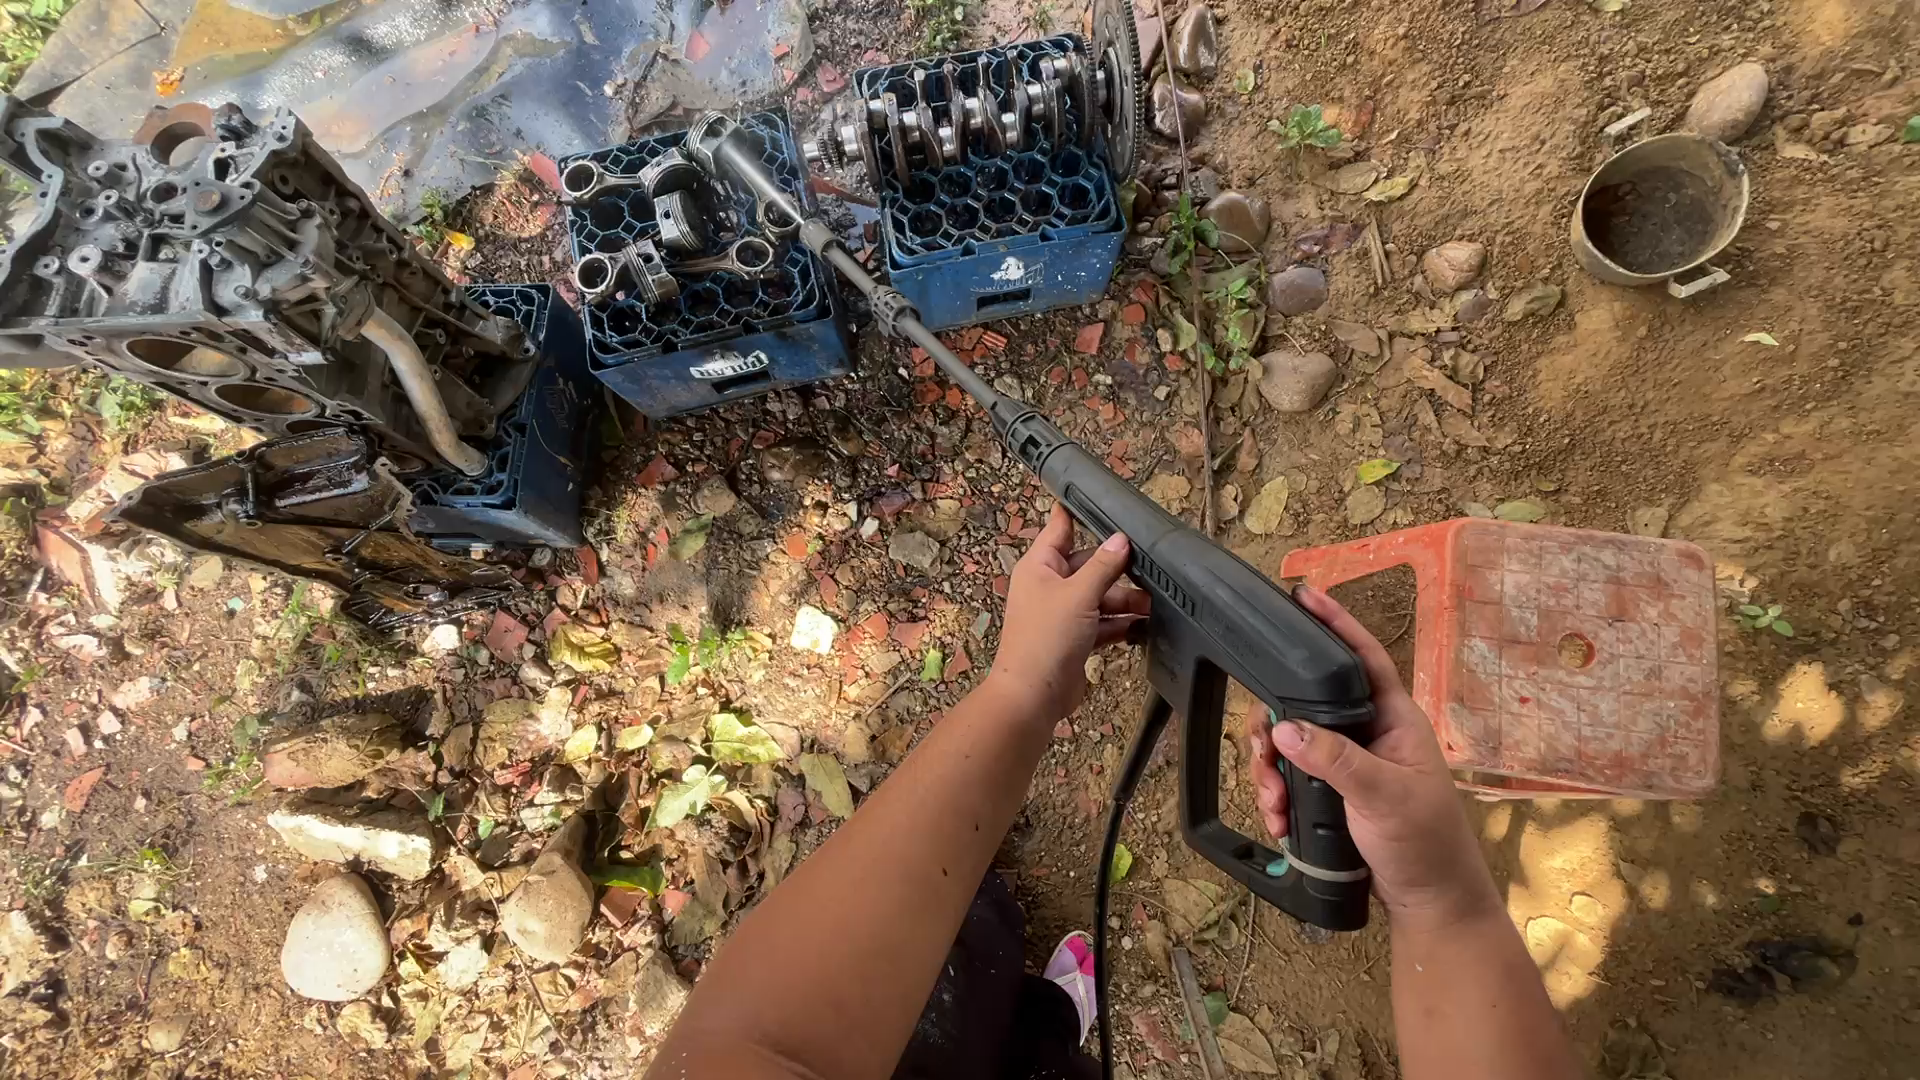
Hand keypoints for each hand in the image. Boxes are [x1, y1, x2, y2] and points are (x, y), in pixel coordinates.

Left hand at [986, 504, 1150, 719]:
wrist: (1033, 695)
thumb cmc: (1046, 638)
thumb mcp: (1078, 595)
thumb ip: (1103, 566)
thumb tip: (1121, 540)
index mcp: (1039, 566)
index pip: (1060, 528)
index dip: (1079, 512)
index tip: (1103, 498)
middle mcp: (1048, 585)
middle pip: (1088, 565)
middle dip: (1117, 570)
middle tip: (1149, 570)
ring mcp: (1061, 613)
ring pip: (1098, 596)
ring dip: (1123, 600)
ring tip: (1154, 605)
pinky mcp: (1074, 638)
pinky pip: (1101, 623)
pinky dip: (1119, 624)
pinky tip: (1143, 626)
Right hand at [1246, 585, 1499, 931]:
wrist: (1430, 905)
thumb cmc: (1426, 844)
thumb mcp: (1384, 798)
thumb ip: (1335, 760)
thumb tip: (1283, 728)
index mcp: (1392, 720)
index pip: (1363, 658)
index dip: (1335, 623)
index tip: (1304, 595)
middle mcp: (1364, 732)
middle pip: (1304, 703)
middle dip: (1274, 731)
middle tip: (1262, 757)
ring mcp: (1345, 761)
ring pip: (1288, 742)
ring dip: (1270, 772)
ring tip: (1273, 804)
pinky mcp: (1328, 788)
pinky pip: (1288, 775)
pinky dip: (1275, 794)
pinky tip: (1278, 820)